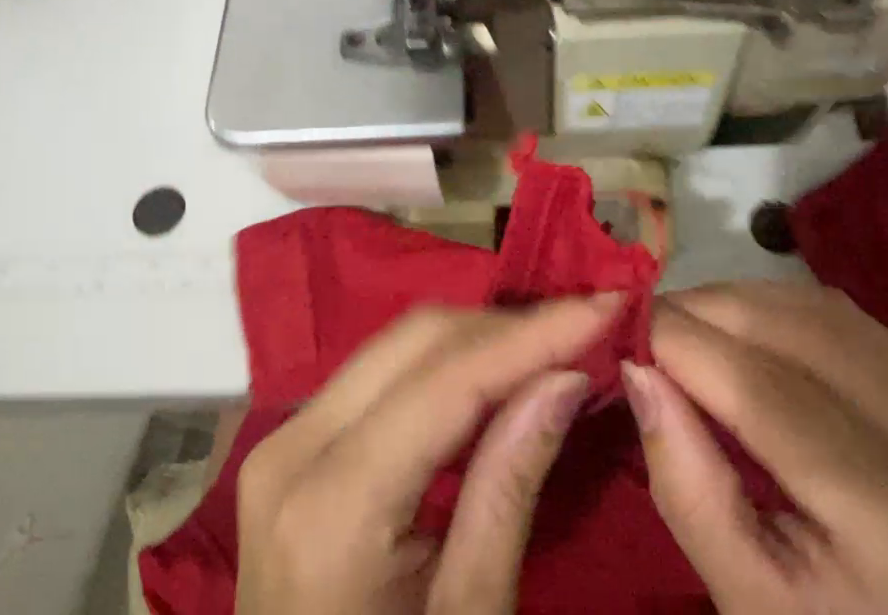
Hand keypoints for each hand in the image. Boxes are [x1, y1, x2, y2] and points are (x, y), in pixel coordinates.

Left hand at [235, 295, 619, 614]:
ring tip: (556, 342)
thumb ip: (508, 489)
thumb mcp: (467, 614)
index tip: (606, 303)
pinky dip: (443, 365)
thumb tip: (565, 377)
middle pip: (413, 342)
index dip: (532, 335)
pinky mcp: (290, 442)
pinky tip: (496, 373)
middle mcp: (291, 447)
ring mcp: (281, 439)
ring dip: (478, 338)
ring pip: (395, 347)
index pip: (445, 383)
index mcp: (330, 506)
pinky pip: (376, 375)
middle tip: (588, 324)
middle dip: (508, 326)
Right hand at [626, 281, 887, 614]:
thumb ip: (685, 481)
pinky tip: (748, 334)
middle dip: (712, 310)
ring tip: (688, 325)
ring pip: (836, 320)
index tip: (623, 324)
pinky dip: (789, 318)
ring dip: (747, 305)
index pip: (772, 397)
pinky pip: (863, 334)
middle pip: (809, 339)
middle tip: (647, 320)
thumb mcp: (743, 592)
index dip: (687, 344)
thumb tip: (637, 367)